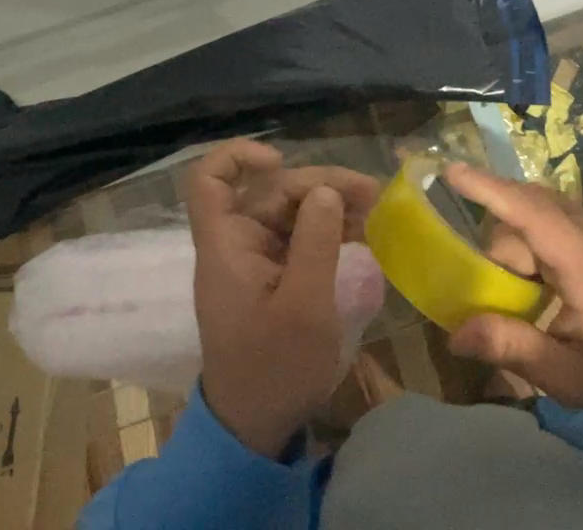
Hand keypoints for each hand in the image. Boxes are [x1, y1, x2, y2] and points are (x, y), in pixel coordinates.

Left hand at [186, 139, 379, 456]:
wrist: (255, 426)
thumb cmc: (275, 368)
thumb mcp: (305, 307)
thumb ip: (316, 243)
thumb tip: (326, 191)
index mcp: (226, 246)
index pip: (209, 180)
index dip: (239, 157)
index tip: (283, 161)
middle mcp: (235, 245)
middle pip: (268, 191)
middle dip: (318, 185)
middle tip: (371, 194)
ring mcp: (253, 261)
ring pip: (287, 212)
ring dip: (328, 206)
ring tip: (373, 212)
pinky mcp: (271, 279)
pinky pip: (296, 239)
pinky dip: (326, 231)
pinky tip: (360, 236)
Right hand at [443, 163, 582, 416]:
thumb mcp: (570, 376)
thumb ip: (513, 348)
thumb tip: (456, 333)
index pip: (529, 211)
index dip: (488, 189)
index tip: (450, 171)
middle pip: (525, 211)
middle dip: (499, 248)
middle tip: (498, 299)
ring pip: (539, 210)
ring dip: (516, 241)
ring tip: (519, 291)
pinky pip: (555, 217)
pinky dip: (532, 235)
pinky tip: (536, 278)